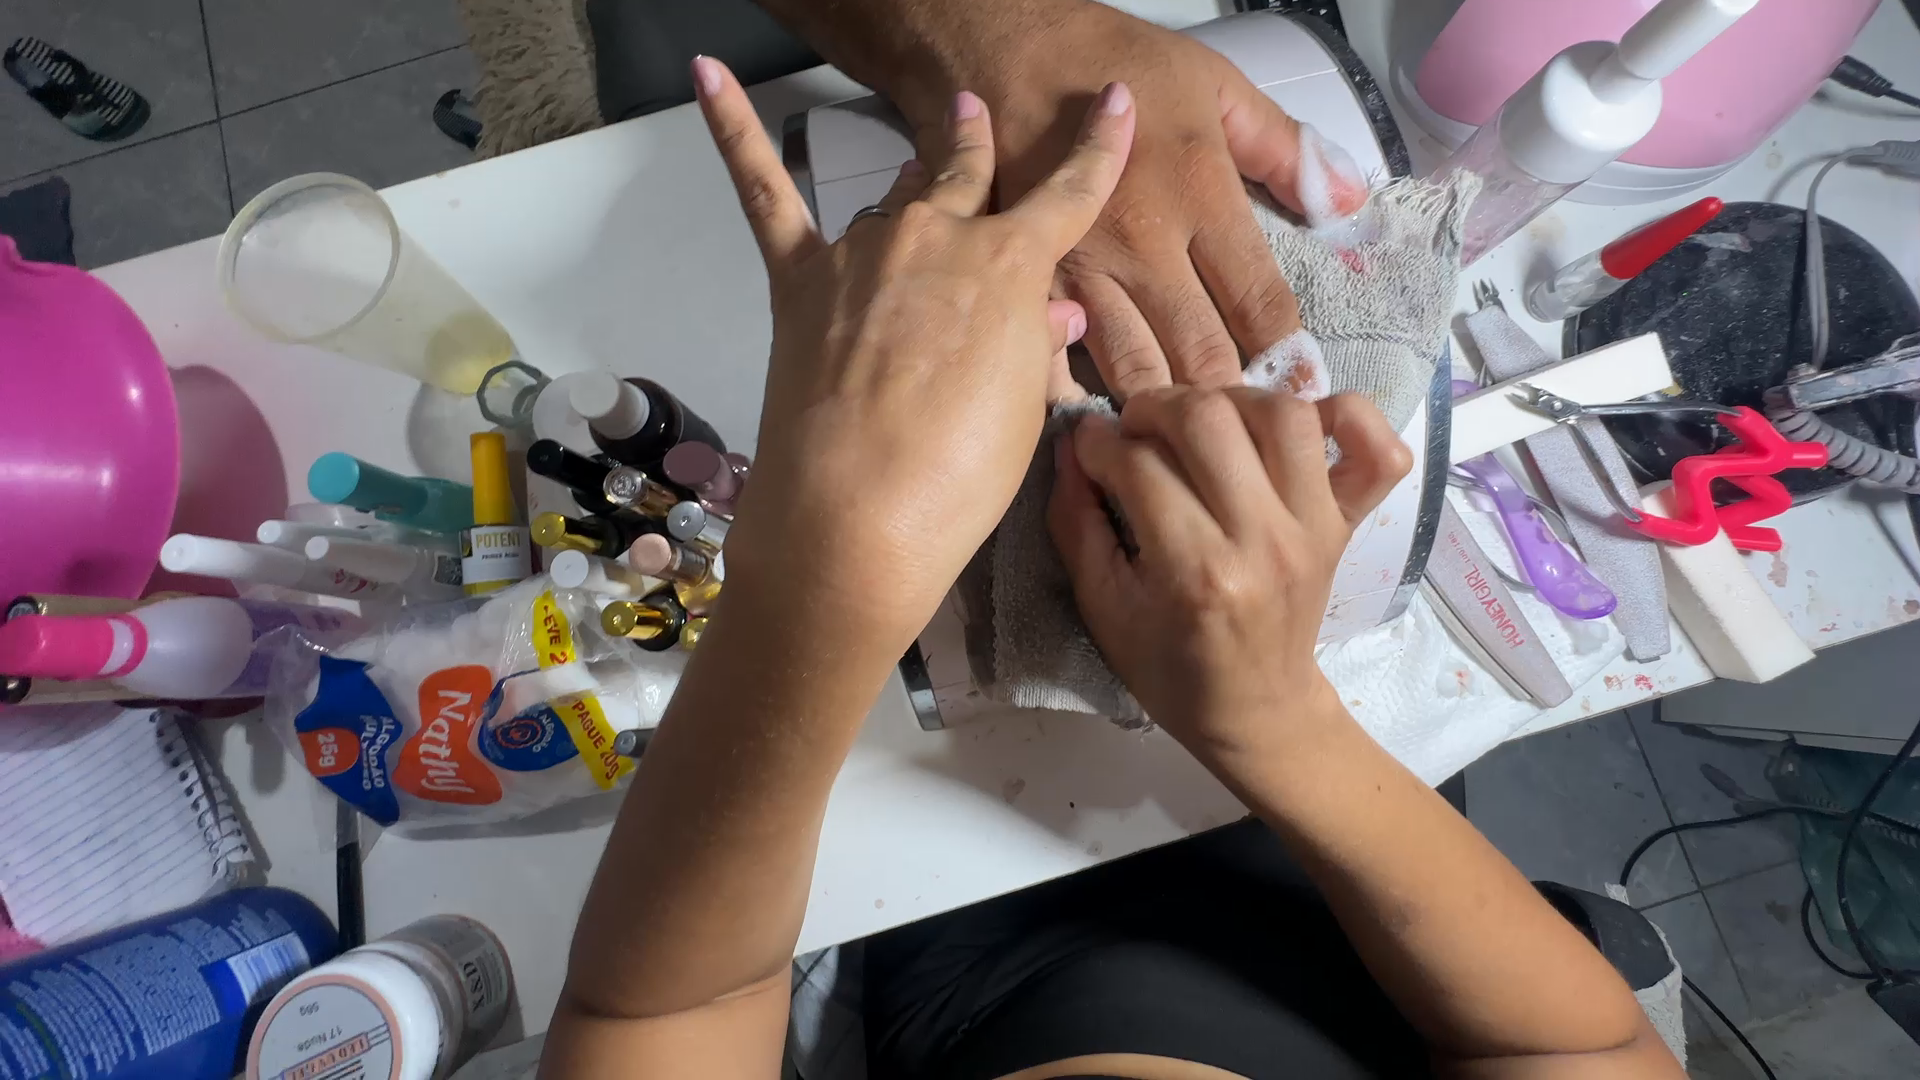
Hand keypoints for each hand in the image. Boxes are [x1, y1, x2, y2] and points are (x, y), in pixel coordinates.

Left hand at [692, 57, 1132, 646]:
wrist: (860, 519)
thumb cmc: (962, 477)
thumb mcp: (1023, 412)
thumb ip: (1034, 347)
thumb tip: (1049, 312)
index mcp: (1009, 265)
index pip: (1067, 193)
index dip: (1097, 151)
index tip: (1112, 105)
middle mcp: (936, 236)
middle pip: (964, 174)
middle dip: (976, 144)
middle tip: (975, 116)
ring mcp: (862, 251)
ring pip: (893, 198)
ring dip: (910, 188)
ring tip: (915, 170)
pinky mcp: (799, 280)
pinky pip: (766, 192)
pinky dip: (735, 131)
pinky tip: (707, 76)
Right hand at [919, 2, 1368, 399]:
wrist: (1003, 60)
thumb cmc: (1110, 67)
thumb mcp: (1215, 85)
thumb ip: (1283, 148)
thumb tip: (1344, 202)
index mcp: (1199, 196)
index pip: (1259, 301)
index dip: (1286, 354)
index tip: (1300, 389)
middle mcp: (1143, 249)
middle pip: (1202, 352)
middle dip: (1233, 402)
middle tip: (1252, 438)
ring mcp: (1082, 277)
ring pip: (1135, 371)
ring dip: (1169, 415)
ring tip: (1192, 448)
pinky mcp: (1033, 292)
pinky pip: (1059, 366)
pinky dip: (1085, 403)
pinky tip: (1104, 430)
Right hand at [1048, 387, 1409, 764]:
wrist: (1255, 710)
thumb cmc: (1167, 666)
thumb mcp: (1100, 605)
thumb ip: (1075, 521)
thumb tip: (1071, 443)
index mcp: (1195, 571)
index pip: (1139, 465)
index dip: (1098, 443)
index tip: (1087, 446)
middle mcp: (1263, 540)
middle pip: (1209, 419)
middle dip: (1154, 406)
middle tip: (1135, 429)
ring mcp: (1315, 527)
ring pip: (1283, 412)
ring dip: (1227, 399)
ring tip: (1198, 424)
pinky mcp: (1347, 524)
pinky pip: (1377, 448)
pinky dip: (1346, 415)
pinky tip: (1293, 425)